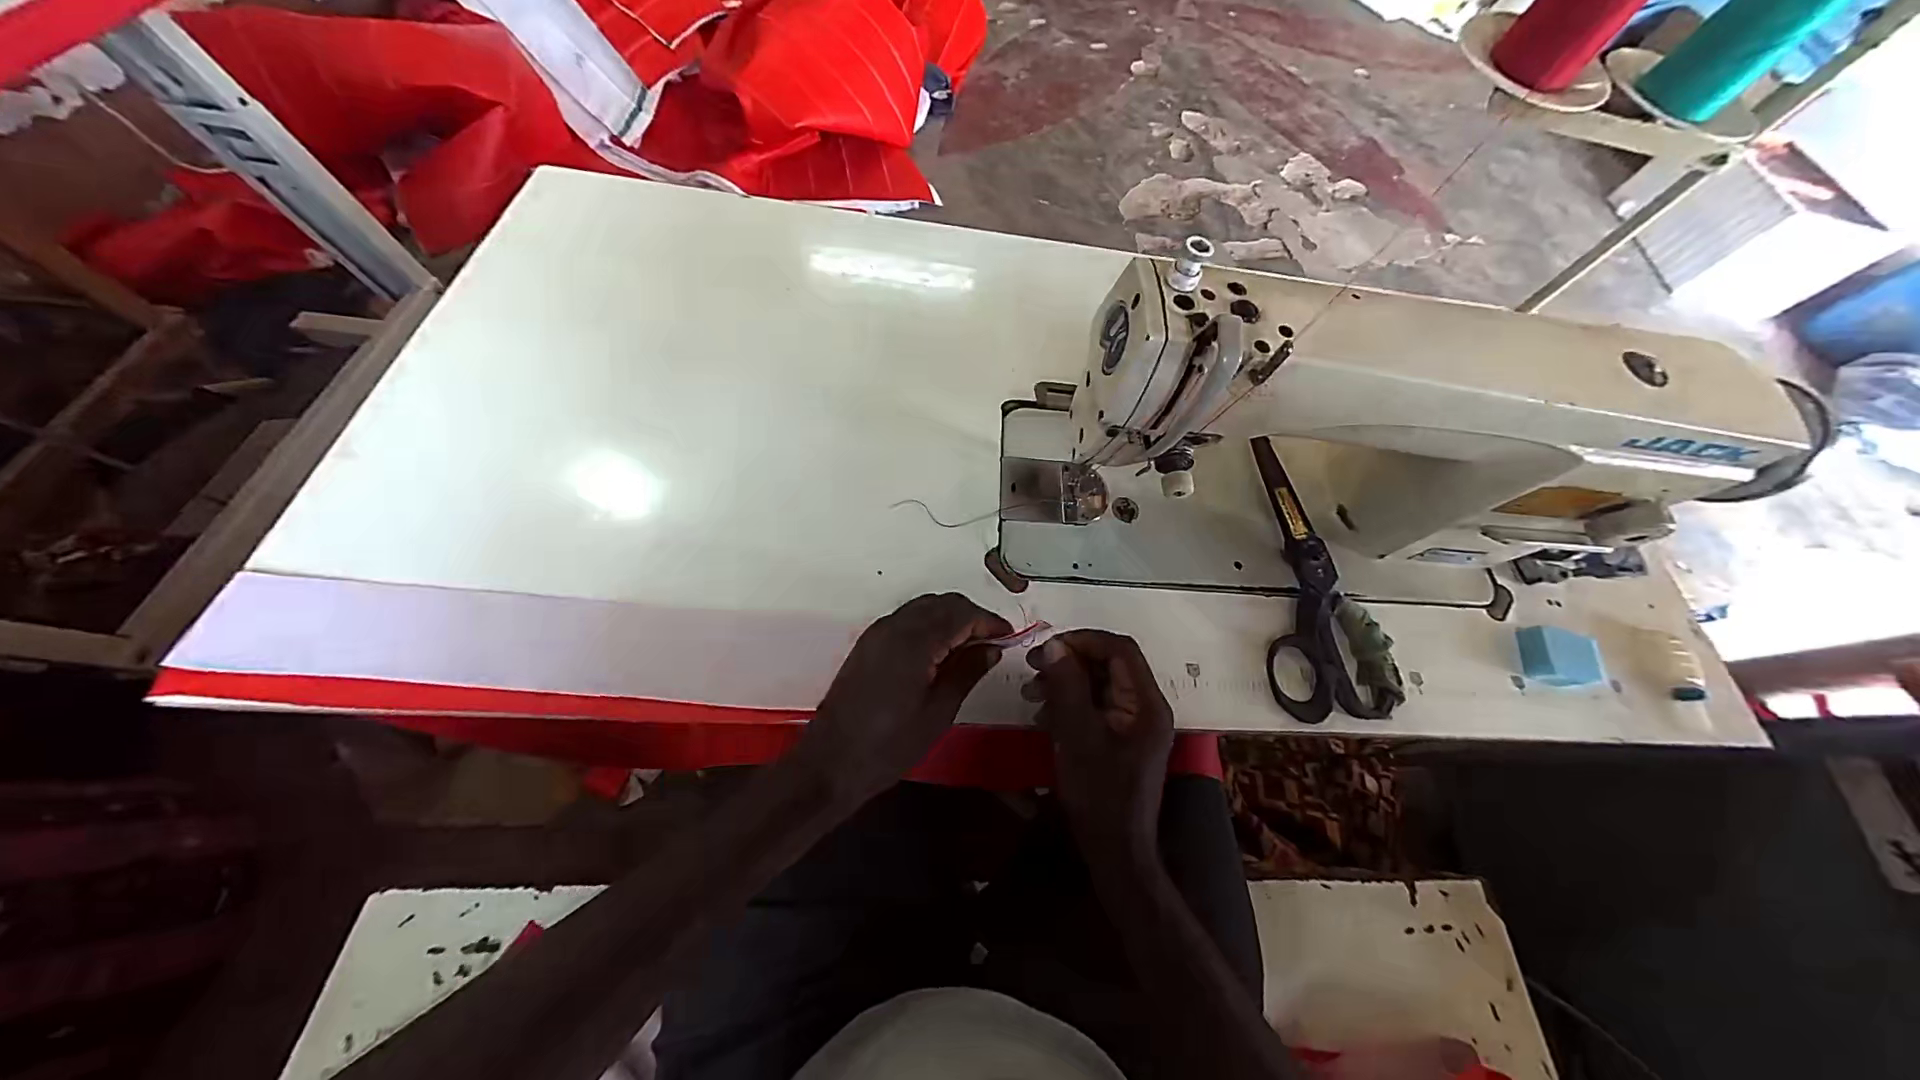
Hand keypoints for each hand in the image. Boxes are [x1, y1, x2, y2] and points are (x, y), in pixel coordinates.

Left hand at [797, 593, 1011, 803]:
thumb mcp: (938, 711)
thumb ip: (967, 672)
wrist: (832, 762)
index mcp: (913, 641)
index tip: (1009, 636)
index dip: (988, 621)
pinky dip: (930, 625)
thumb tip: (990, 648)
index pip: (961, 613)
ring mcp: (877, 633)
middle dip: (971, 616)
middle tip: (993, 641)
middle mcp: (893, 627)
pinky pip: (907, 619)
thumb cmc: (889, 745)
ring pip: (924, 607)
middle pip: (942, 603)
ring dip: (950, 618)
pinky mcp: (869, 644)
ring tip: (972, 646)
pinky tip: (943, 651)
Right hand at [1025, 630, 1174, 862]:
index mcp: (1146, 704)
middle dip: (1070, 662)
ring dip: (1066, 682)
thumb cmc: (1098, 793)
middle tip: (1033, 667)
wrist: (1115, 850)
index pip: (1120, 650)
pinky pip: (1097, 707)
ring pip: (1100, 684)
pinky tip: (1045, 715)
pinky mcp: (1122, 739)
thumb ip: (1067, 686)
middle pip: (1110, 665)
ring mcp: (1135, 725)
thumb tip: (1054, 645)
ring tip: (1033, 692)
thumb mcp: (1077, 735)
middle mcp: (1147, 708)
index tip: (1048, 648)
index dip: (1083, 640)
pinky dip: (1071, 704)